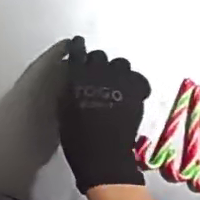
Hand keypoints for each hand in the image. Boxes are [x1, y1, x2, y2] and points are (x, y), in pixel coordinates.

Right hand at [58, 36, 149, 192]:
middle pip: (100, 56)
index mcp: (76, 76)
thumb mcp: (63, 110)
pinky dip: (133, 82)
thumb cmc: (76, 139)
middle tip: (96, 75)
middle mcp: (99, 72)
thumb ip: (68, 90)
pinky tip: (129, 92)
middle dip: (97, 63)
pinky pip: (137, 78)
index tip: (77, 44)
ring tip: (114, 83)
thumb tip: (72, 80)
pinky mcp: (137, 91)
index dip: (77, 47)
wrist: (103, 155)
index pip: (76, 51)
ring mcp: (121, 80)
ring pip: (120, 64)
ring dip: (115, 71)